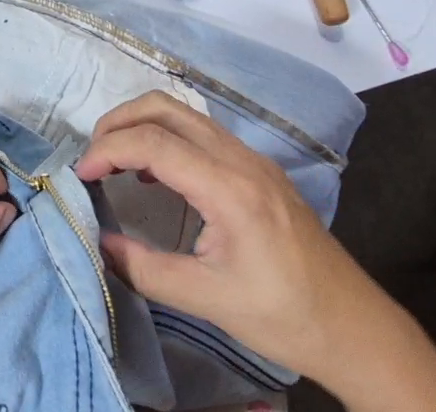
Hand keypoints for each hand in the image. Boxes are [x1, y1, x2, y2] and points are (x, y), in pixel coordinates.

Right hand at [75, 94, 435, 411]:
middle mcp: (241, 159)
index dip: (108, 150)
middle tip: (91, 158)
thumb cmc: (285, 316)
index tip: (80, 175)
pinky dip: (165, 138)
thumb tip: (96, 242)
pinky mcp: (258, 170)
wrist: (356, 327)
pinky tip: (153, 176)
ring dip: (141, 126)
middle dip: (119, 122)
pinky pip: (201, 133)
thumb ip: (146, 269)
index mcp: (230, 188)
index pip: (154, 142)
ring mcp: (253, 160)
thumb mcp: (209, 300)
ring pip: (184, 114)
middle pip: (166, 108)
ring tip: (112, 163)